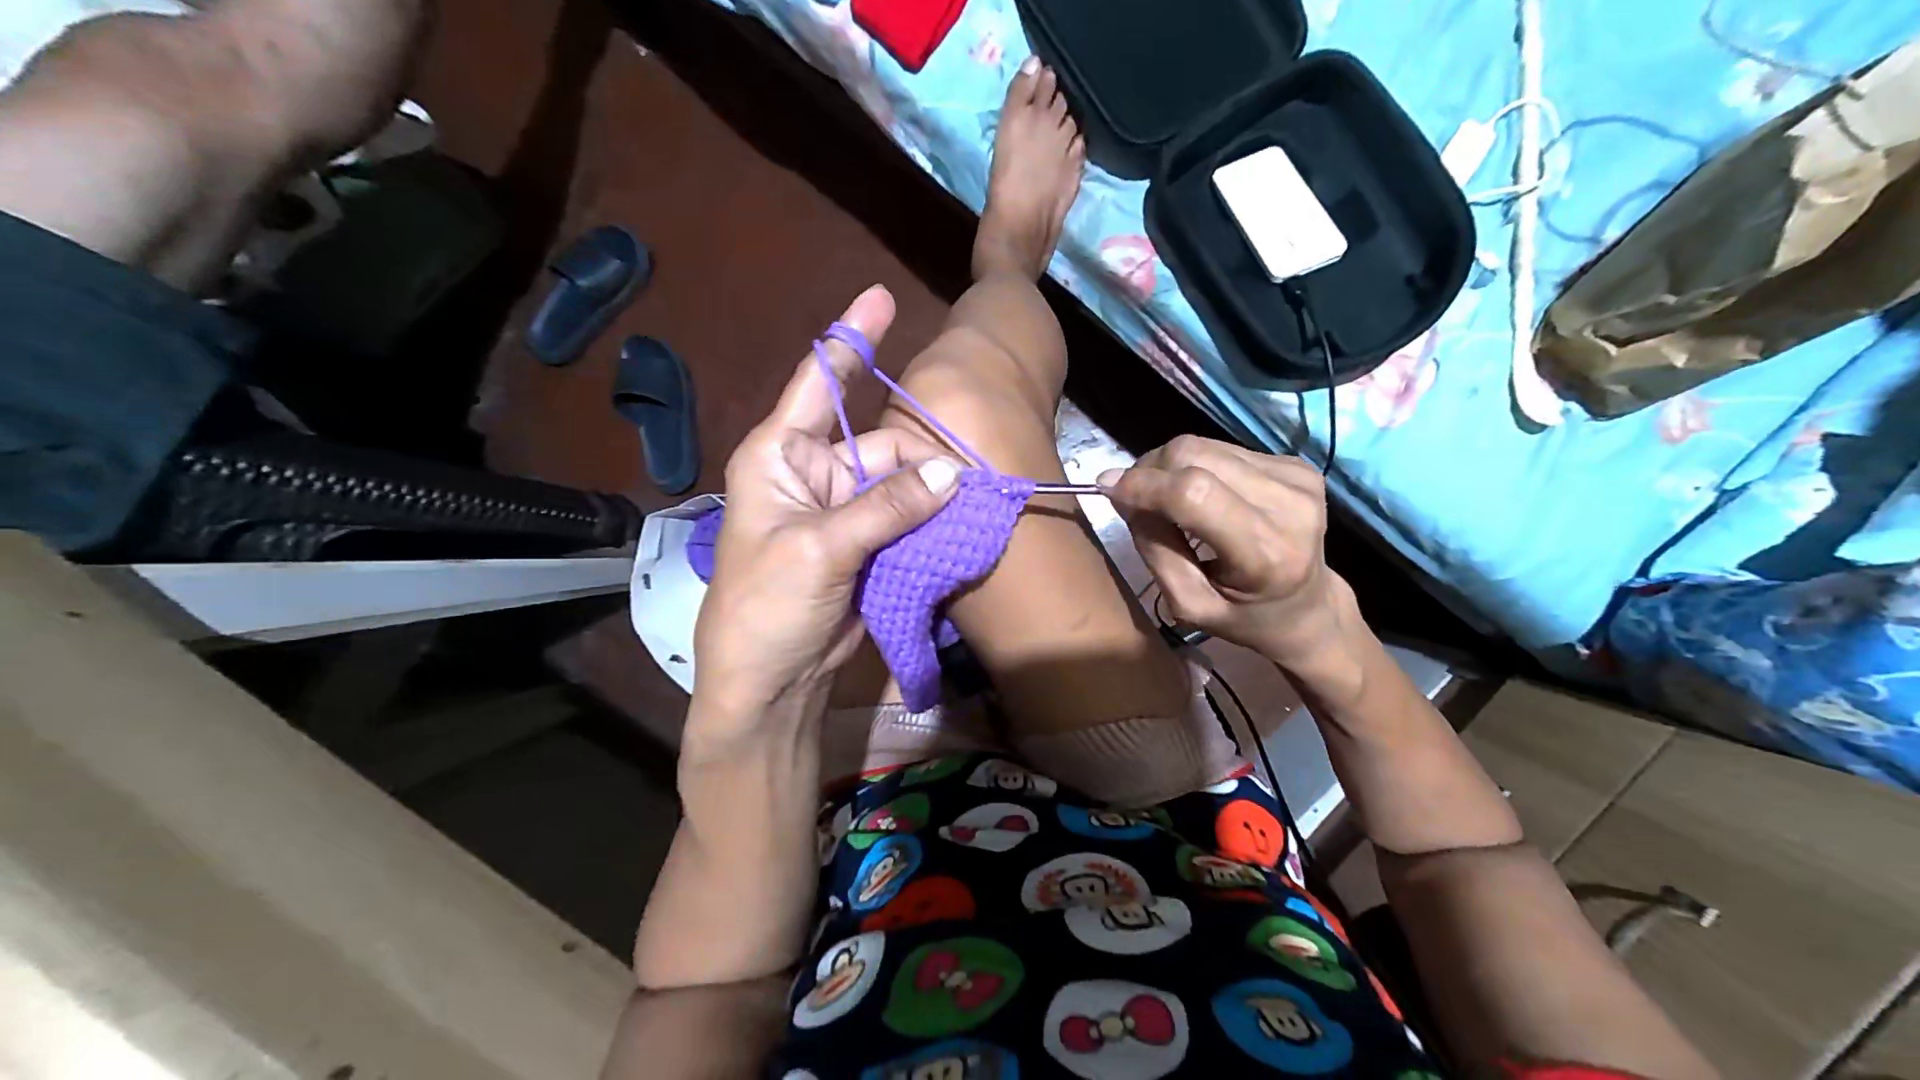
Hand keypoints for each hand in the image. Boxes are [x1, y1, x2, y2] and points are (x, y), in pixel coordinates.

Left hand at [690, 286, 960, 745]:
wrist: (771, 680)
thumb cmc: (767, 605)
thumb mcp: (822, 549)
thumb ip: (888, 507)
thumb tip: (955, 471)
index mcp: (780, 455)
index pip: (818, 382)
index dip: (850, 339)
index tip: (882, 296)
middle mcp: (812, 472)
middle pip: (879, 440)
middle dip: (922, 449)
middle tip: (968, 470)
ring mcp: (843, 508)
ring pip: (901, 479)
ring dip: (934, 486)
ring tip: (975, 493)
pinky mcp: (867, 542)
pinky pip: (907, 514)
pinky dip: (932, 514)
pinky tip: (962, 514)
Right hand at [1101, 436, 1356, 673]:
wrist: (1308, 607)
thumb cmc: (1244, 618)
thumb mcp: (1188, 605)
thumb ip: (1154, 549)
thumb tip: (1121, 492)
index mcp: (1264, 554)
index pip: (1193, 494)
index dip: (1144, 485)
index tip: (1109, 490)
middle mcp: (1289, 506)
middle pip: (1194, 456)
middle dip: (1151, 470)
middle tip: (1136, 497)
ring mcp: (1298, 479)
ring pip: (1205, 445)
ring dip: (1171, 467)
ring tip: (1168, 498)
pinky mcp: (1298, 465)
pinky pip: (1224, 449)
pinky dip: (1199, 467)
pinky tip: (1204, 494)